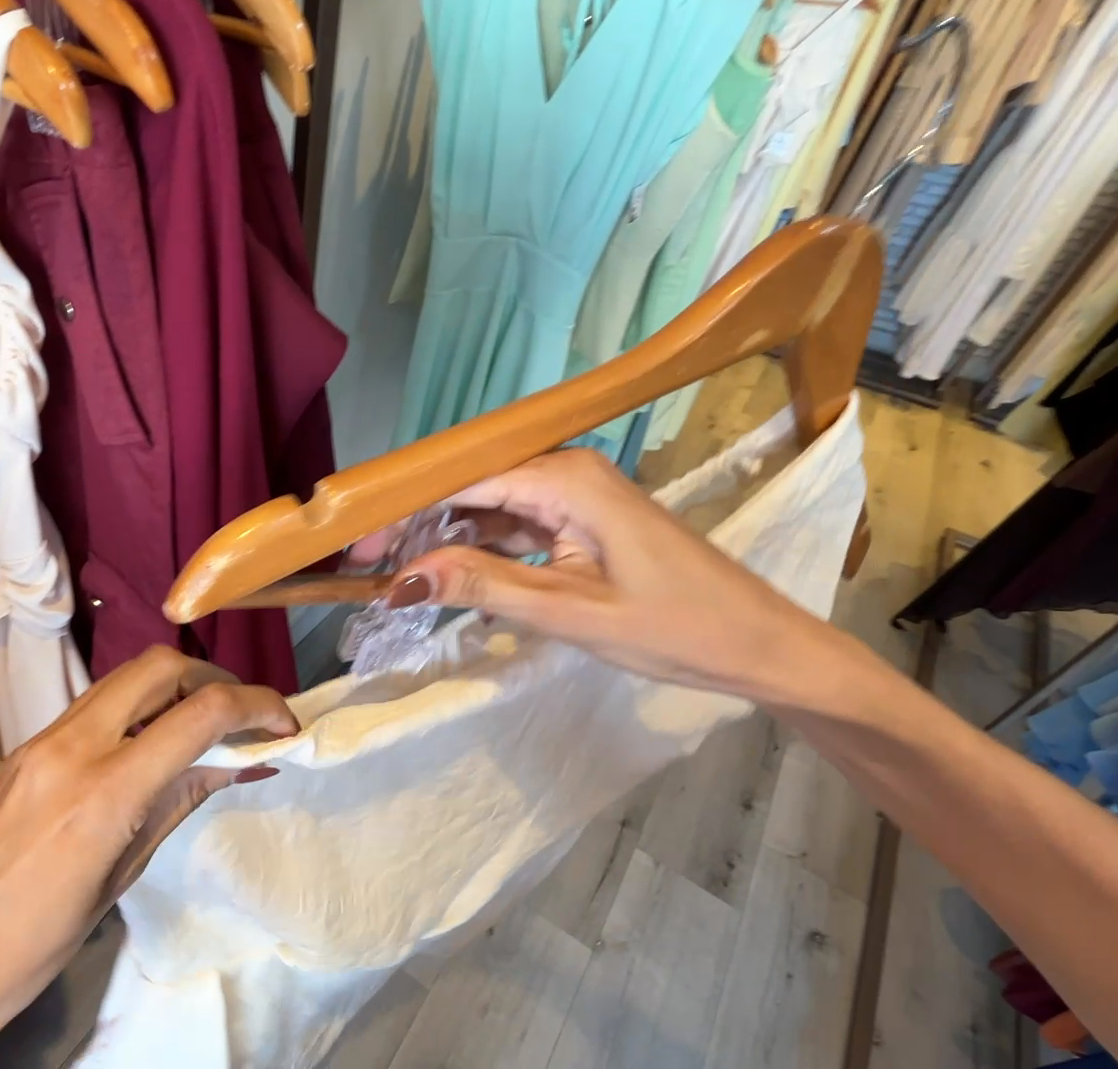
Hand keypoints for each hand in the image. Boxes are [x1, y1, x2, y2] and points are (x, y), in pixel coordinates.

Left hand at [0, 648, 297, 1068]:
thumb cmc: (33, 947)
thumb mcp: (121, 878)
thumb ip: (180, 802)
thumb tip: (240, 762)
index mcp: (103, 791)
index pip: (200, 714)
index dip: (256, 706)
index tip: (285, 724)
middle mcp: (71, 745)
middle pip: (160, 667)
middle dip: (214, 678)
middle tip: (243, 716)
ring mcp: (41, 740)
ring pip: (124, 678)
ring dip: (175, 686)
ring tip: (203, 725)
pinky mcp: (24, 747)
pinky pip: (95, 705)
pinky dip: (138, 706)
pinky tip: (151, 744)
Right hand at [350, 448, 862, 710]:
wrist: (762, 645)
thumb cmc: (676, 628)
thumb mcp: (569, 612)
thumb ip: (484, 586)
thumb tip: (402, 580)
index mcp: (564, 477)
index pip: (460, 483)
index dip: (401, 513)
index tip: (354, 549)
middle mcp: (564, 471)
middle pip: (469, 491)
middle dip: (416, 528)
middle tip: (365, 571)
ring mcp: (574, 495)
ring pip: (488, 511)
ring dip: (445, 544)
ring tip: (395, 579)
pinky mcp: (581, 521)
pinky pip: (515, 528)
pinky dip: (482, 555)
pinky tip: (452, 580)